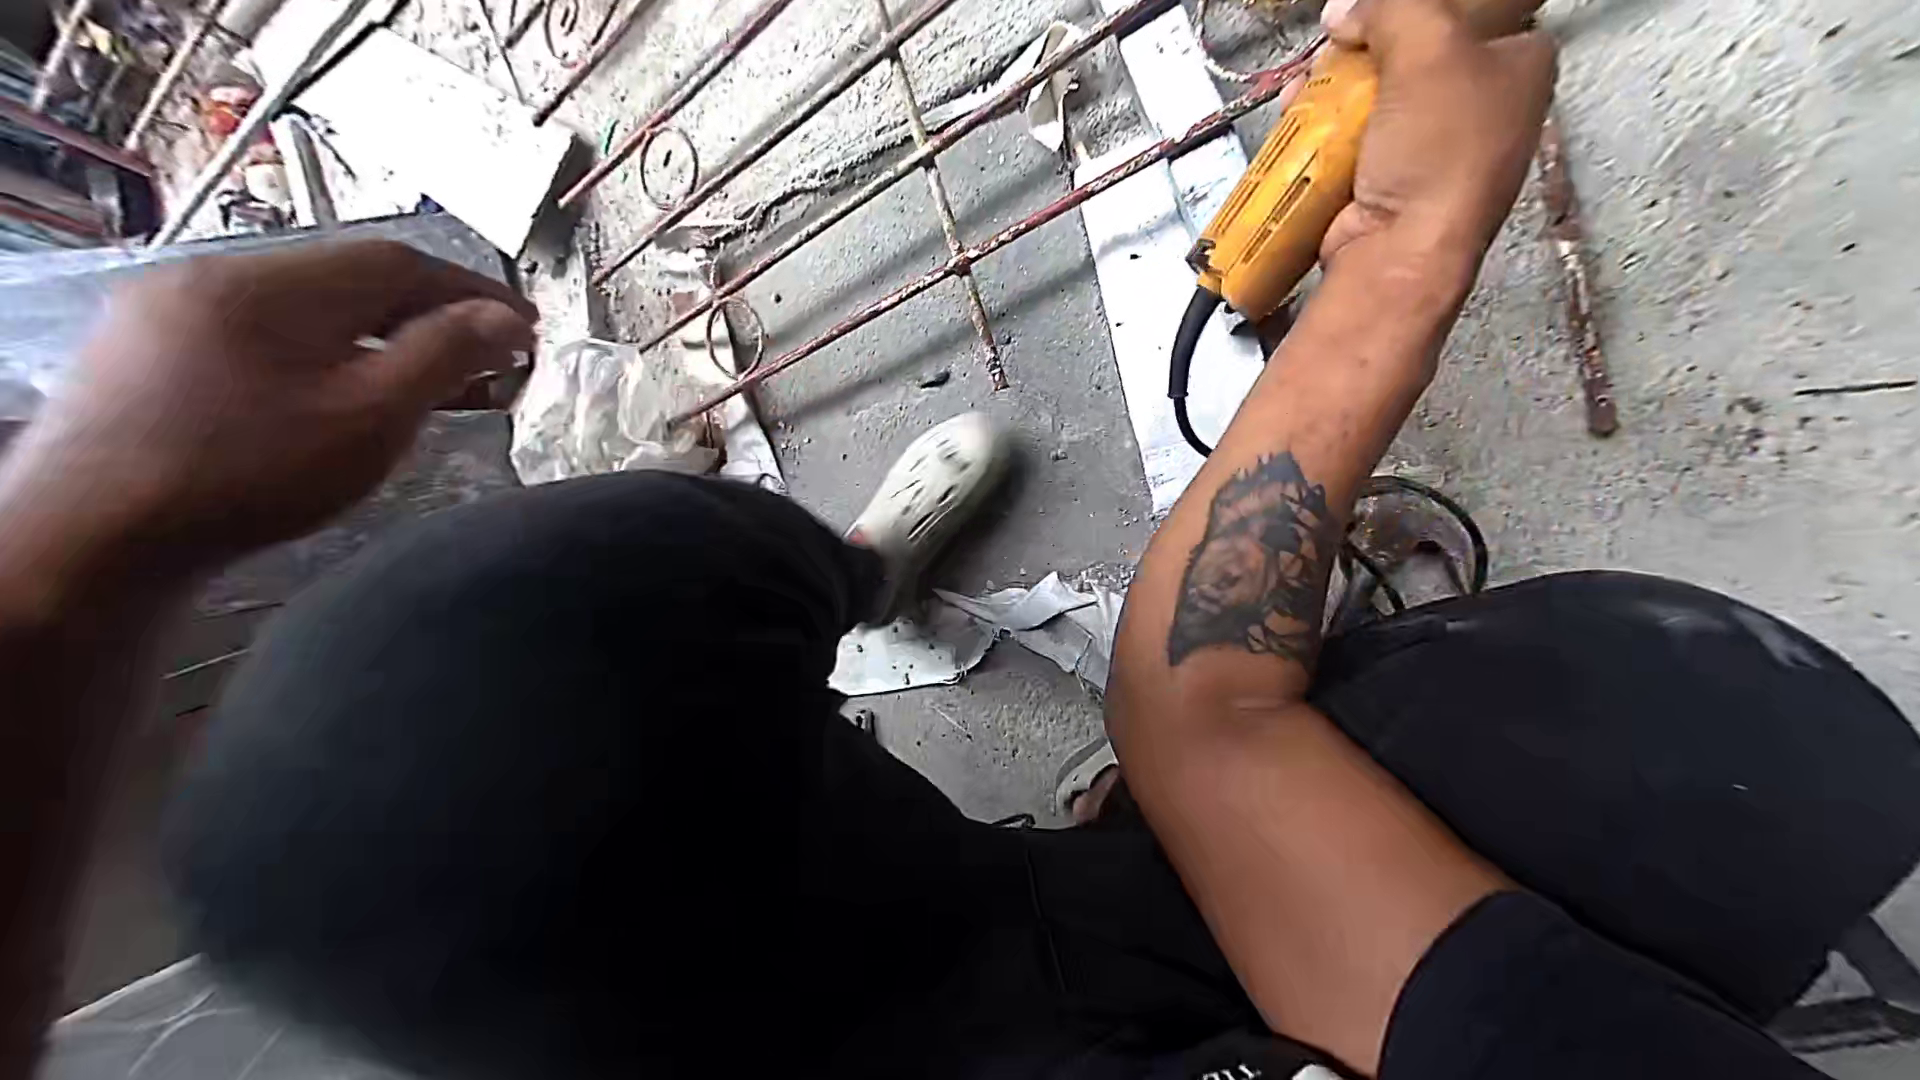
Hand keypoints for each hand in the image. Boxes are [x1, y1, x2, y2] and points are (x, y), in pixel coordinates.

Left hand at [0, 241, 536, 591]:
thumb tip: (508, 317)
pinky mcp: (174, 349)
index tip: (527, 324)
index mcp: (267, 286)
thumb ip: (446, 355)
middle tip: (501, 352)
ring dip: (402, 336)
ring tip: (458, 374)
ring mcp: (187, 312)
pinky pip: (289, 334)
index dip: (473, 289)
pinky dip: (352, 352)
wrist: (99, 537)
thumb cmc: (255, 473)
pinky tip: (382, 385)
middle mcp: (220, 279)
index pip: (397, 263)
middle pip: (359, 281)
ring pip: (326, 309)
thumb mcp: (373, 415)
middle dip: (442, 313)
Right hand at [1318, 0, 1556, 283]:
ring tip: (1300, 92)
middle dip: (1361, 52)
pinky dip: (1323, 136)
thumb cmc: (1435, 149)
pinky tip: (1299, 127)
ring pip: (1374, 104)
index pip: (1467, 12)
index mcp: (1518, 64)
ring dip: (1332, 95)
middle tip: (1330, 51)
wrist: (1399, 249)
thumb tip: (1343, 9)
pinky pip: (1351, 147)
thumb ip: (1392, 9)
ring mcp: (1427, 155)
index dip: (1413, 9)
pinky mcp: (1383, 189)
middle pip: (1410, 59)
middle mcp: (1478, 108)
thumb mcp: (1428, 48)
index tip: (1369, 16)